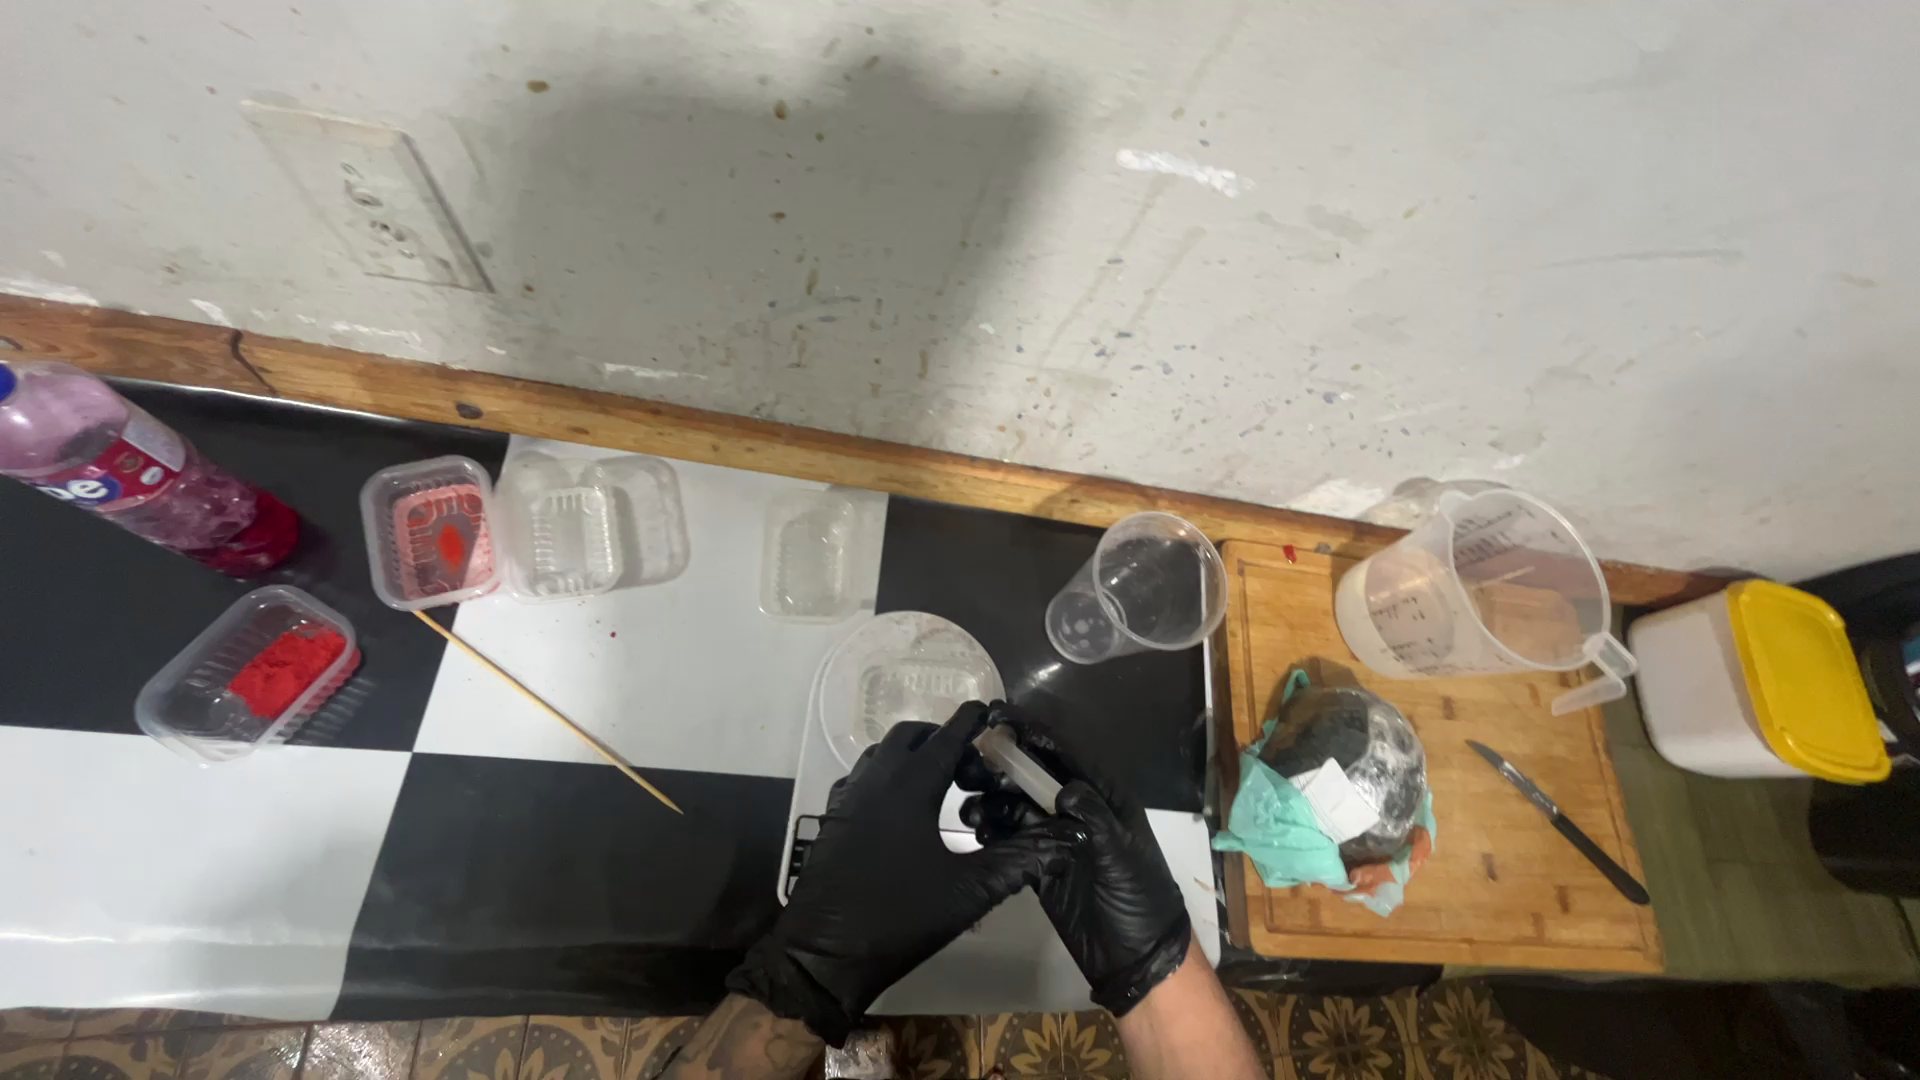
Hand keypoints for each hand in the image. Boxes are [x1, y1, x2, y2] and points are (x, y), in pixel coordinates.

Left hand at [728, 702, 1081, 1043]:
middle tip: (970, 760)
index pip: (948, 736)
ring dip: (912, 752)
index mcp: (912, 785)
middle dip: (942, 736)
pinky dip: (886, 773)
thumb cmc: (900, 917)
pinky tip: (901, 805)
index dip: (971, 721)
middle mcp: (878, 778)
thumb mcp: (969, 891)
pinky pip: (863, 774)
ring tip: (940, 779)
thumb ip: (1020, 861)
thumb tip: (1068, 840)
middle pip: (912, 735)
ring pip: (883, 751)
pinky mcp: (834, 814)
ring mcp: (850, 794)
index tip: (990, 711)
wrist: (824, 954)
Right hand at [961, 705, 1191, 1015]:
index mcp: (1102, 793)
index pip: (1064, 751)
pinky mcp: (1038, 860)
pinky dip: (993, 830)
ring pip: (1017, 803)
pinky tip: (978, 832)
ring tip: (969, 809)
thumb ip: (1095, 818)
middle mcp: (1075, 805)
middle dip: (1003, 764)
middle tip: (969, 766)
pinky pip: (1011, 836)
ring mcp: (1055, 833)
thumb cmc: (1139, 897)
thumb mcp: (1123, 855)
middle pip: (1034, 772)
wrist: (1136, 957)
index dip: (1032, 731)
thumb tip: (1064, 787)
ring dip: (992, 800)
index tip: (997, 718)